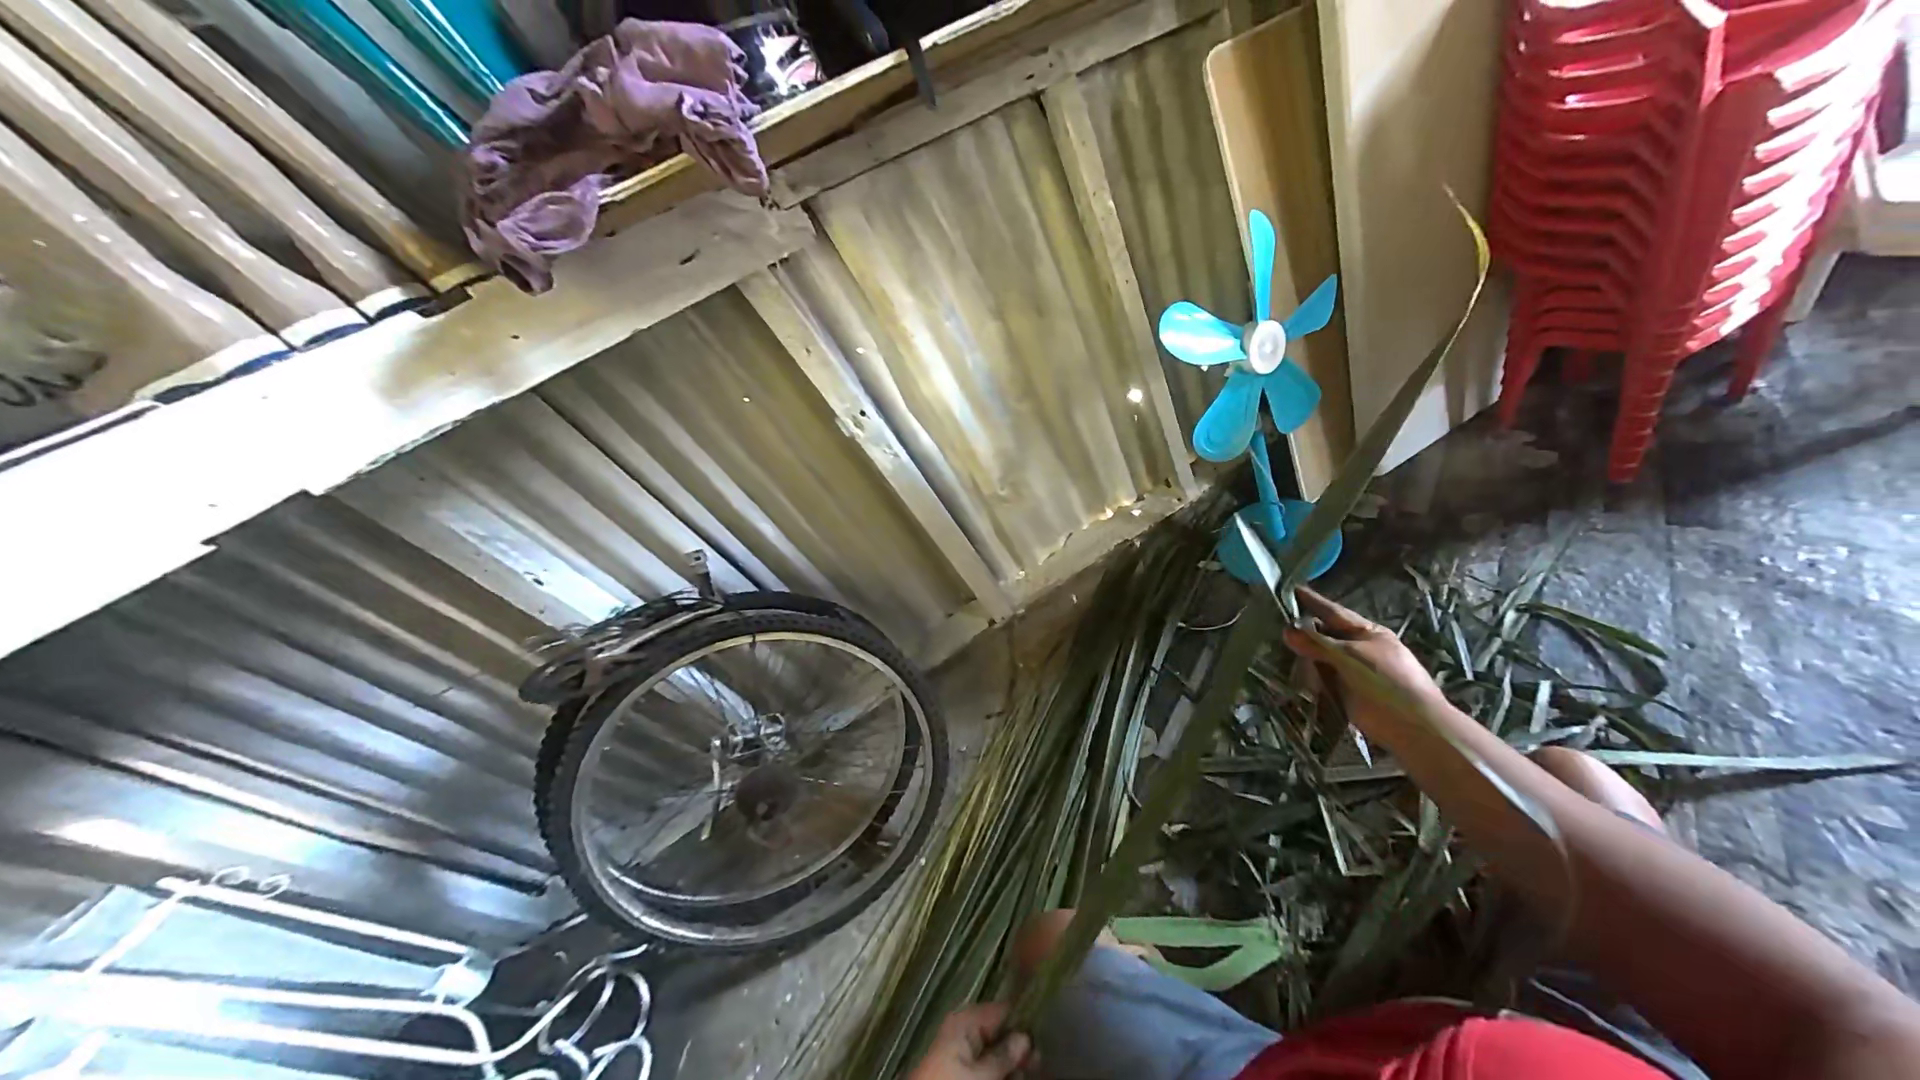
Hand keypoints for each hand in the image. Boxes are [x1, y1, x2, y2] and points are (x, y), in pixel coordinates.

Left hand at [905, 1003, 1034, 1079]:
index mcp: (966, 1021)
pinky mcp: (960, 1071)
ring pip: (996, 1053)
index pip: (1004, 1010)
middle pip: (1001, 1033)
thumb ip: (1004, 1056)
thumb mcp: (980, 1077)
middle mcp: (965, 1031)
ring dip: (1012, 1066)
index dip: (1025, 1022)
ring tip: (1031, 1072)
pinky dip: (999, 1073)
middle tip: (1040, 1064)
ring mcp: (962, 1052)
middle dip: (1020, 1049)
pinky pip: (985, 1067)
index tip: (1045, 1037)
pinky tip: (1014, 1078)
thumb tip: (1026, 1037)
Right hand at [1281, 587, 1446, 732]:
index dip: (1313, 602)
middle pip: (1324, 634)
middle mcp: (1358, 648)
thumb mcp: (1350, 655)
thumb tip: (1287, 630)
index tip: (1292, 588)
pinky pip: (1320, 679)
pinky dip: (1306, 676)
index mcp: (1367, 632)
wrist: (1411, 724)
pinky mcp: (1345, 692)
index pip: (1334, 612)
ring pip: (1319, 657)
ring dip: (1301, 655)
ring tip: (1274, 646)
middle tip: (1273, 620)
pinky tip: (1288, 673)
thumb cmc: (1385, 680)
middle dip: (1302, 629)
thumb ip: (1317, 642)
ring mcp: (1351, 671)